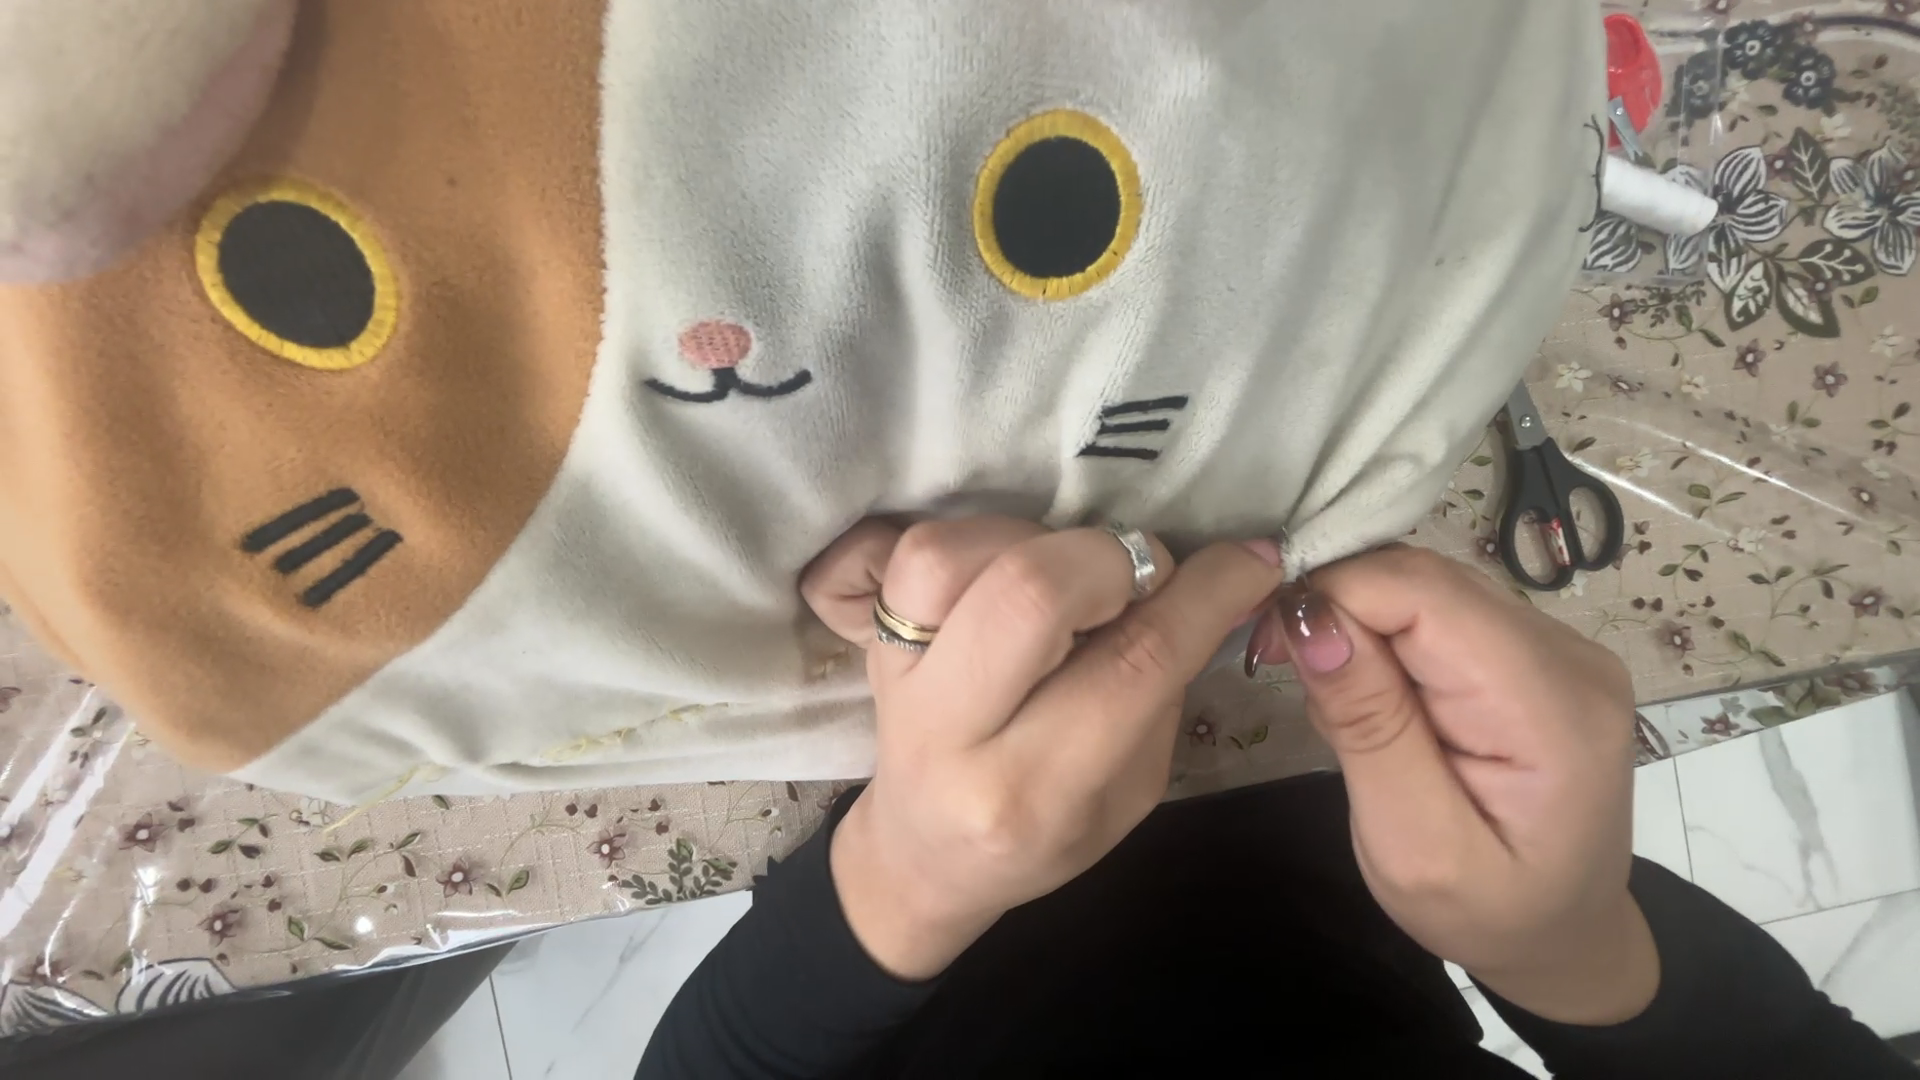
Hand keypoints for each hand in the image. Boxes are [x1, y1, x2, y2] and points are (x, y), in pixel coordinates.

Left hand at [801, 517, 1286, 978]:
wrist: (922, 852)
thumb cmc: (1042, 836)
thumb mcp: (1130, 790)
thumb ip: (1162, 687)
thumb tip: (1209, 582)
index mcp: (1031, 792)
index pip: (1132, 665)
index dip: (1203, 593)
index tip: (1249, 558)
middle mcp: (950, 734)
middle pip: (1028, 594)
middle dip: (1109, 560)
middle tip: (1138, 577)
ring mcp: (895, 677)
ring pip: (949, 557)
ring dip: (1033, 541)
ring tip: (1067, 575)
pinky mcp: (871, 638)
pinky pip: (913, 551)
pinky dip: (980, 537)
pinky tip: (1012, 567)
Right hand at [1247, 546, 1658, 1023]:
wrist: (1557, 936)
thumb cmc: (1482, 910)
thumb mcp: (1409, 841)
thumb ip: (1367, 724)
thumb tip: (1308, 616)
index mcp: (1549, 709)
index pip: (1423, 592)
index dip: (1332, 593)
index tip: (1270, 646)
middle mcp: (1565, 654)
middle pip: (1420, 576)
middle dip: (1333, 604)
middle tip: (1283, 667)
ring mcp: (1552, 645)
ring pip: (1418, 583)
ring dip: (1351, 622)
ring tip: (1336, 700)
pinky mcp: (1525, 649)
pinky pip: (1428, 607)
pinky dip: (1375, 634)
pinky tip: (1372, 692)